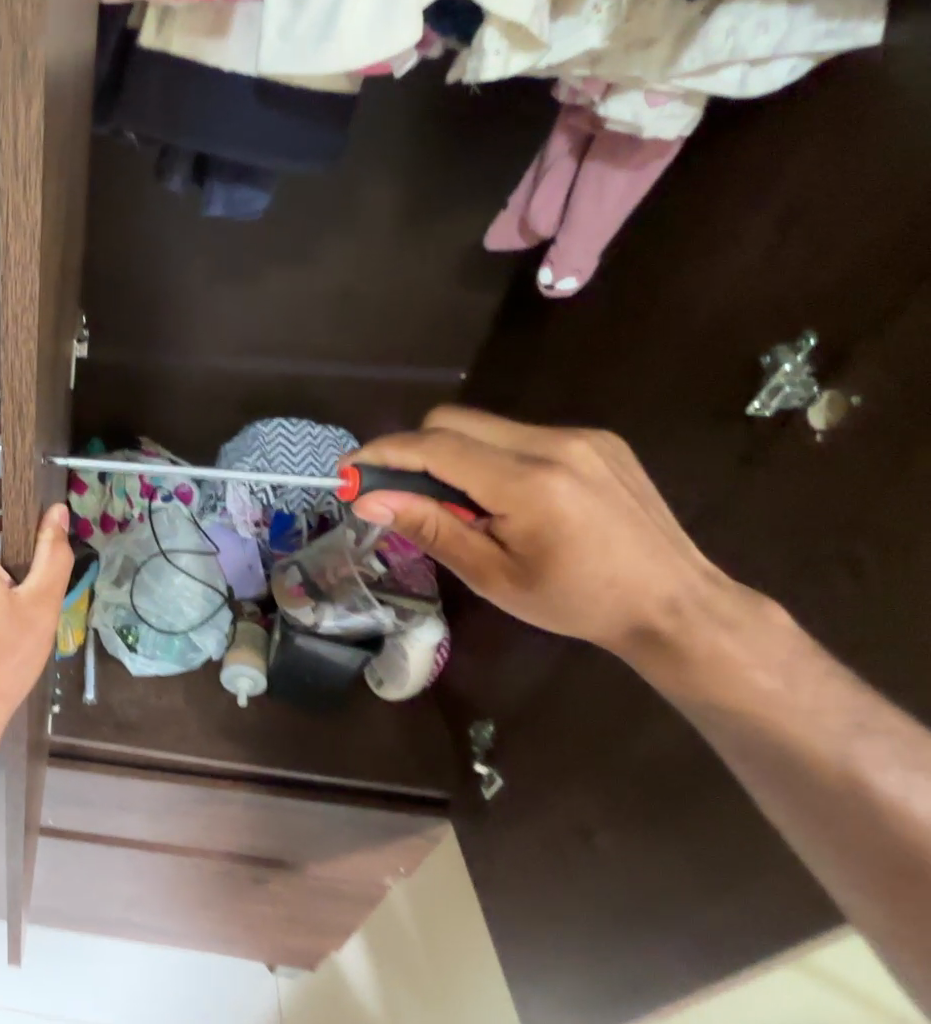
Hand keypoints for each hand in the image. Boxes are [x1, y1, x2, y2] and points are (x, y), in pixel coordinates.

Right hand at [346, 405, 743, 659]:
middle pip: (453, 420)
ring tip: (458, 504)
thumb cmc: (575, 600)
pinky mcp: (597, 440)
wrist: (676, 603)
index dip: (382, 452)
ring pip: (485, 425)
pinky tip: (504, 498)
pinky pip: (518, 434)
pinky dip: (490, 457)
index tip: (348, 469)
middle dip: (413, 449)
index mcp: (529, 483)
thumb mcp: (491, 575)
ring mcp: (581, 437)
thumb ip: (428, 527)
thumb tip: (367, 499)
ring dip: (452, 454)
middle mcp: (554, 444)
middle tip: (398, 491)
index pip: (434, 446)